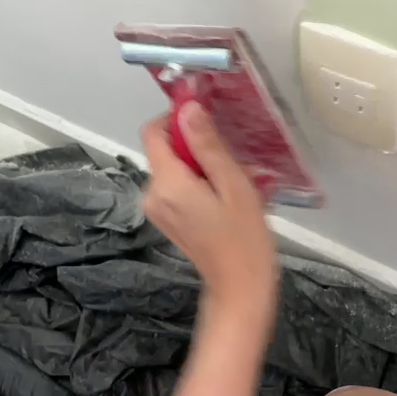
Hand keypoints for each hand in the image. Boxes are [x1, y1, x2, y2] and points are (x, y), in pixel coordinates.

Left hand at [140, 103, 279, 325]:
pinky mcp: (166, 218)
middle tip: (231, 160)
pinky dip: (198, 181)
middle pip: (165, 149)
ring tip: (233, 181)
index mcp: (167, 183)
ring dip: (201, 164)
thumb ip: (207, 144)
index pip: (153, 132)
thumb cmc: (244, 236)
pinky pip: (177, 186)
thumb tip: (188, 108)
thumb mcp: (233, 184)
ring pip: (173, 167)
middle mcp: (152, 194)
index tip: (207, 120)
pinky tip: (224, 196)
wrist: (240, 286)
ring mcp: (157, 209)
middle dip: (196, 145)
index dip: (176, 119)